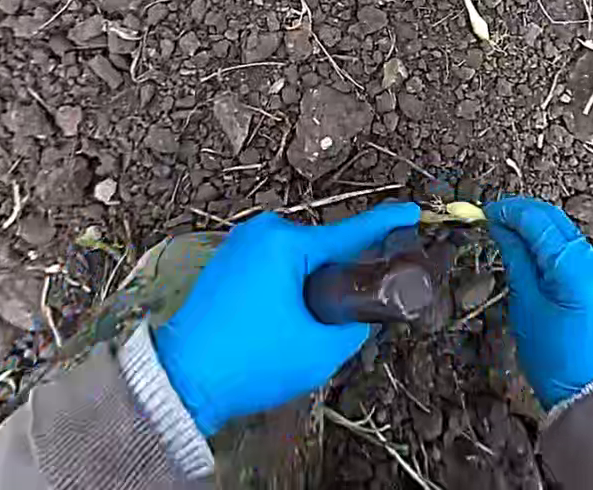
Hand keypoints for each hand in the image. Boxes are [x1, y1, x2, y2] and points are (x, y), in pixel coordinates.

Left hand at [151, 203, 420, 434]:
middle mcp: (265, 230)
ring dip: (313, 276)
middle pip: (323, 246)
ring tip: (309, 315)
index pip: (350, 232)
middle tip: (351, 299)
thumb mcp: (317, 352)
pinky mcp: (230, 255)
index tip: (412, 210)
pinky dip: (290, 277)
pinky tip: (288, 307)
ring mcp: (244, 239)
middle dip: (341, 270)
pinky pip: (276, 258)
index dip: (387, 223)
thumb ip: (354, 326)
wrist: (179, 382)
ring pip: (300, 254)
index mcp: (286, 244)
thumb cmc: (249, 363)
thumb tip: (365, 313)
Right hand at [485, 196, 592, 407]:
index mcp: (575, 269)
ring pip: (568, 235)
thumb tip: (501, 228)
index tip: (488, 212)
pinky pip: (579, 255)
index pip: (539, 221)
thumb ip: (516, 260)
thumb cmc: (556, 361)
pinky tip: (536, 257)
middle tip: (496, 218)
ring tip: (511, 236)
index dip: (511, 211)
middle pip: (557, 221)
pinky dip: (556, 248)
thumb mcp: (526, 308)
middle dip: (525, 214)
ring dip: (540, 230)